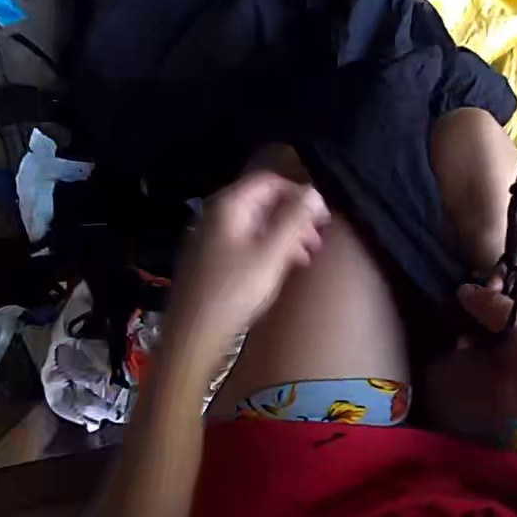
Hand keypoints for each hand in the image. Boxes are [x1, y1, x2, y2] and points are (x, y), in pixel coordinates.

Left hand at [167, 171, 328, 345]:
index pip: (269, 182)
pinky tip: (285, 267)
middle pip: (263, 203)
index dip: (299, 194)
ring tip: (307, 255)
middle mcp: (217, 216)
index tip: (322, 215)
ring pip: (257, 225)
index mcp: (229, 207)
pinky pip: (247, 243)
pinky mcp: (213, 260)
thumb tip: (314, 193)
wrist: (195, 333)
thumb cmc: (234, 292)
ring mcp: (212, 238)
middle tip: (318, 238)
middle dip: (295, 217)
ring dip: (286, 235)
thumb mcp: (272, 254)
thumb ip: (295, 220)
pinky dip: (270, 249)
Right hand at [456, 254, 516, 444]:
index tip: (486, 290)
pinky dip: (481, 344)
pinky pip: (498, 343)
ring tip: (461, 335)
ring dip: (478, 323)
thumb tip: (463, 289)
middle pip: (511, 293)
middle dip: (485, 300)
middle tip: (465, 311)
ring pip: (500, 319)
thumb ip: (493, 305)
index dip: (505, 272)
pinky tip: (464, 349)